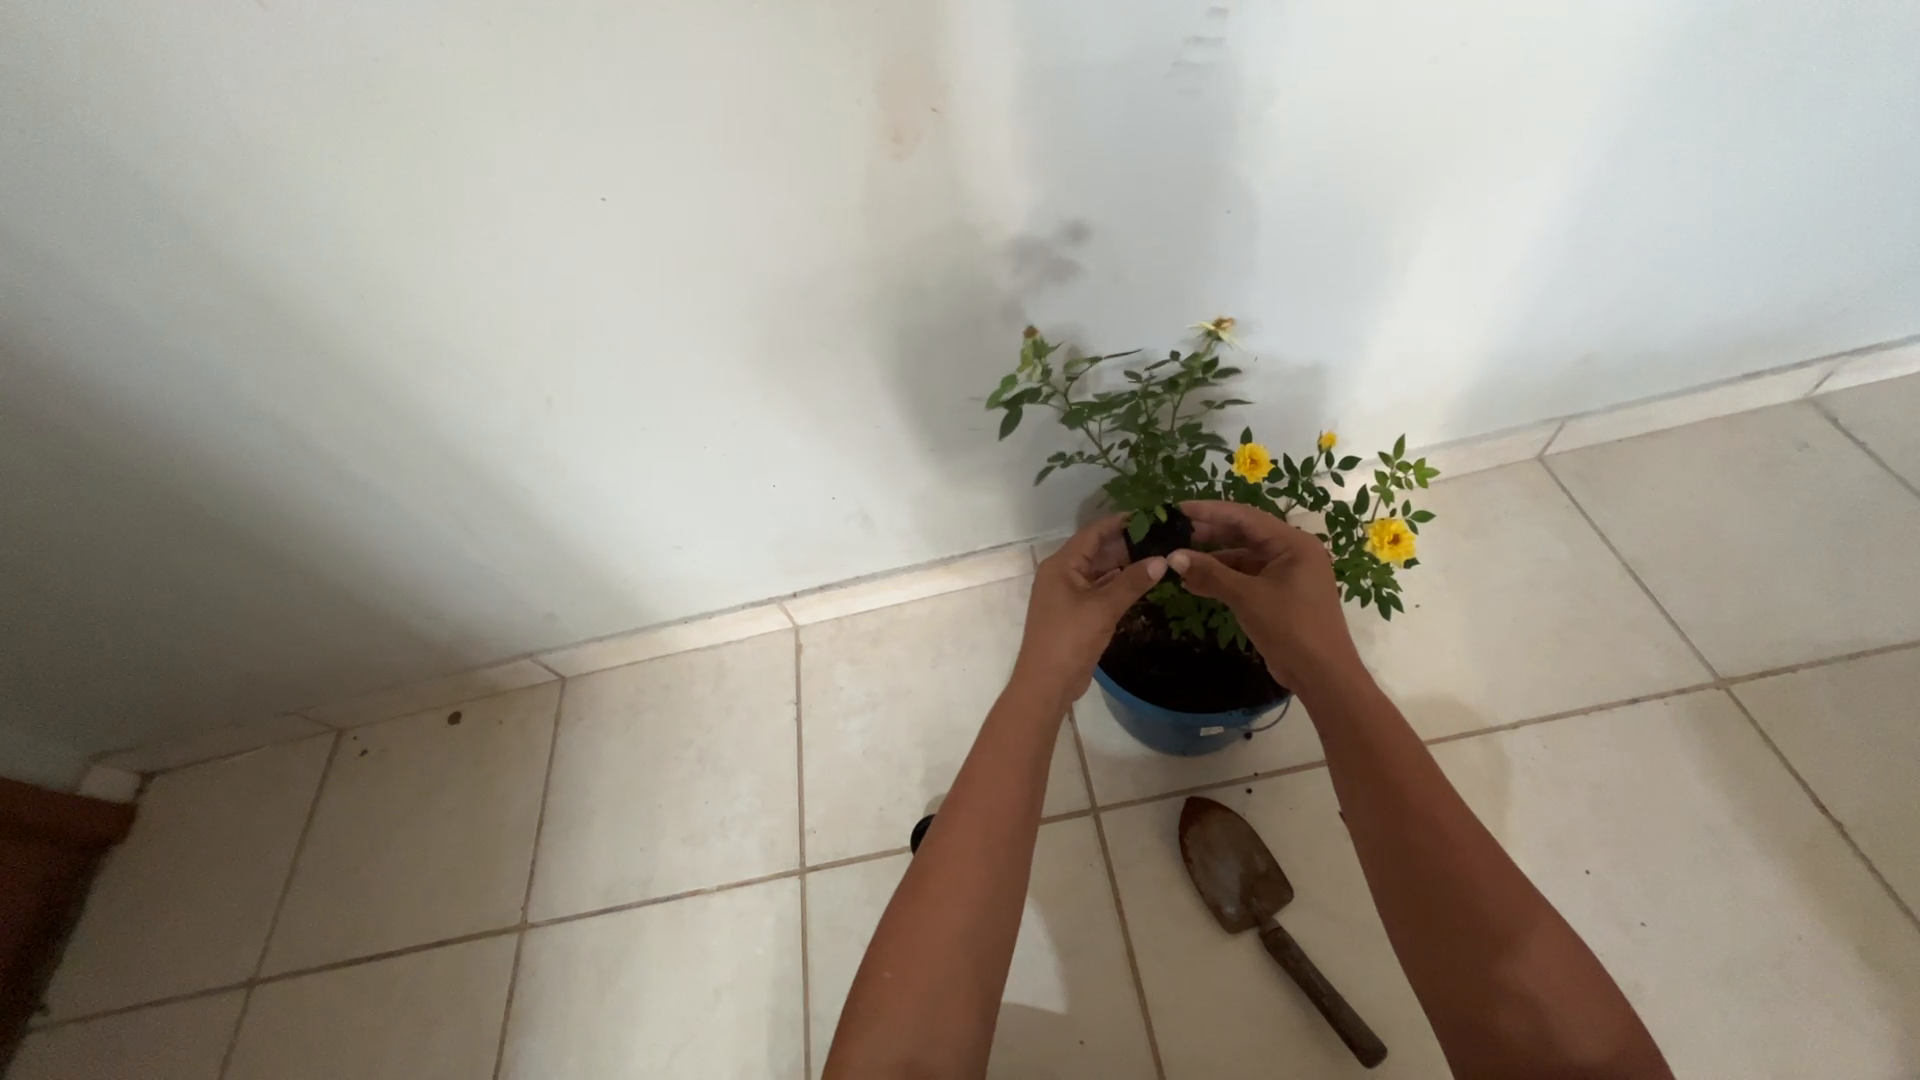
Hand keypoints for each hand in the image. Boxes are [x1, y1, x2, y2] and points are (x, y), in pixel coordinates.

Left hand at [1013, 515, 1167, 705]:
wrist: (1046, 682)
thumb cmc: (1069, 639)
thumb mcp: (1103, 608)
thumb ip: (1132, 582)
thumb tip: (1162, 560)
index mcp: (1061, 565)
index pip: (1093, 533)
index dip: (1120, 523)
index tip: (1149, 516)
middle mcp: (1062, 574)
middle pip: (1097, 551)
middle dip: (1127, 544)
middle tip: (1162, 537)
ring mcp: (1067, 594)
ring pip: (1100, 571)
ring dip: (1125, 565)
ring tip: (1158, 556)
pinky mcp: (1075, 612)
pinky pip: (1099, 590)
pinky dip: (1118, 585)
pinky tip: (1142, 581)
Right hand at [1166, 500, 1367, 692]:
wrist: (1322, 674)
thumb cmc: (1291, 627)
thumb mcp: (1247, 597)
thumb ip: (1210, 573)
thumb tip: (1172, 557)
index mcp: (1293, 544)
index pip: (1245, 517)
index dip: (1210, 511)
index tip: (1177, 509)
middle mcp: (1292, 553)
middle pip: (1243, 535)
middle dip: (1208, 535)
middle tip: (1173, 534)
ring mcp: (1285, 575)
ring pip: (1242, 558)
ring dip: (1211, 561)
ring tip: (1177, 562)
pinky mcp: (1278, 595)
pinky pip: (1245, 578)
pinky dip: (1221, 580)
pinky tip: (1192, 584)